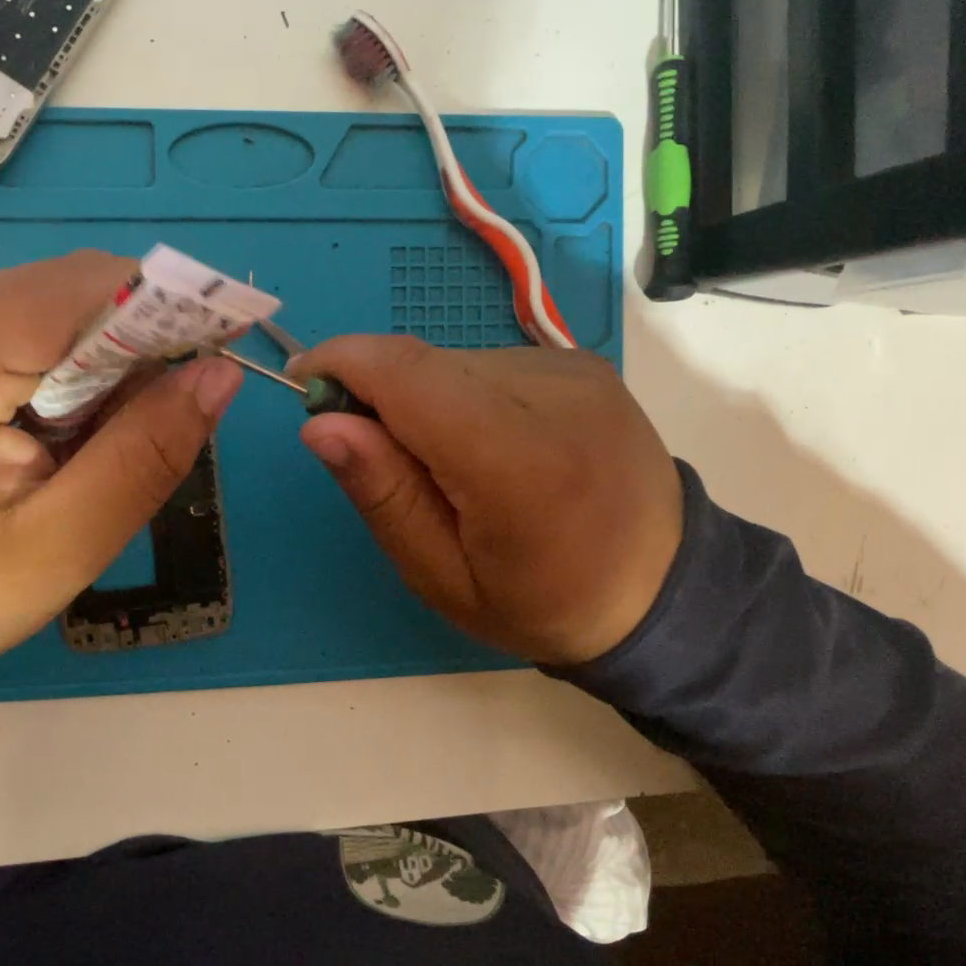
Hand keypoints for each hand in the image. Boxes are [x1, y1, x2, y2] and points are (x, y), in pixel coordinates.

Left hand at [0, 251, 243, 673]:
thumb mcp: (61, 544)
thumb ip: (144, 455)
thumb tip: (221, 373)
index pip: (78, 291)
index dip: (166, 306)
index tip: (229, 344)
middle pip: (71, 291)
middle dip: (138, 344)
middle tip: (166, 422)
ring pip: (59, 306)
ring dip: (109, 361)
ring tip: (106, 441)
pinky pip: (33, 328)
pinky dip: (75, 369)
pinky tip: (70, 431)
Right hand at [293, 337, 681, 665]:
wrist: (664, 589)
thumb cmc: (544, 603)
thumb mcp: (444, 577)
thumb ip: (384, 494)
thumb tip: (321, 421)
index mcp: (518, 462)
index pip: (408, 375)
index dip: (341, 362)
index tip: (300, 383)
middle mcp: (552, 394)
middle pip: (425, 365)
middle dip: (378, 394)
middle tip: (377, 457)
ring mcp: (574, 371)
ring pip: (454, 362)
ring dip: (423, 399)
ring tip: (447, 464)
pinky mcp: (583, 363)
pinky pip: (489, 365)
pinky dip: (462, 395)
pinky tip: (487, 444)